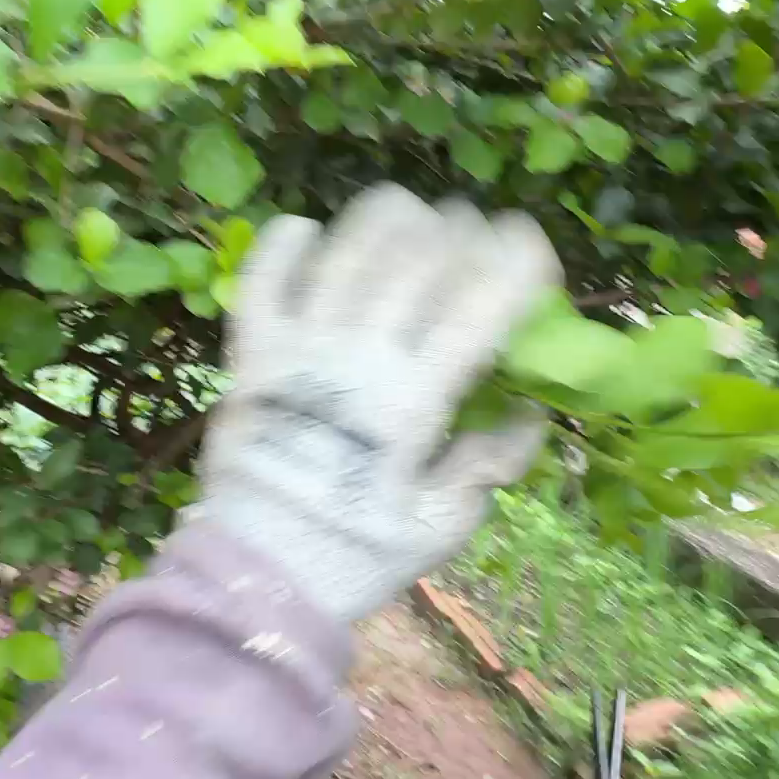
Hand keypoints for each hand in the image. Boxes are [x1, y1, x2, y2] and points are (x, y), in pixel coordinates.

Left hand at [188, 183, 559, 621]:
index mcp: (410, 400)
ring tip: (406, 206)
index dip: (510, 264)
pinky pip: (260, 286)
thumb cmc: (352, 552)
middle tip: (471, 225)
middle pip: (412, 267)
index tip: (528, 243)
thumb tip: (525, 414)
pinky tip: (303, 226)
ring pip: (343, 259)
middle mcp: (354, 358)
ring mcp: (295, 349)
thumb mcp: (438, 526)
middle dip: (453, 233)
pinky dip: (279, 249)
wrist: (256, 571)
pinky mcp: (249, 355)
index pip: (473, 309)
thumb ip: (486, 465)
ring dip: (379, 222)